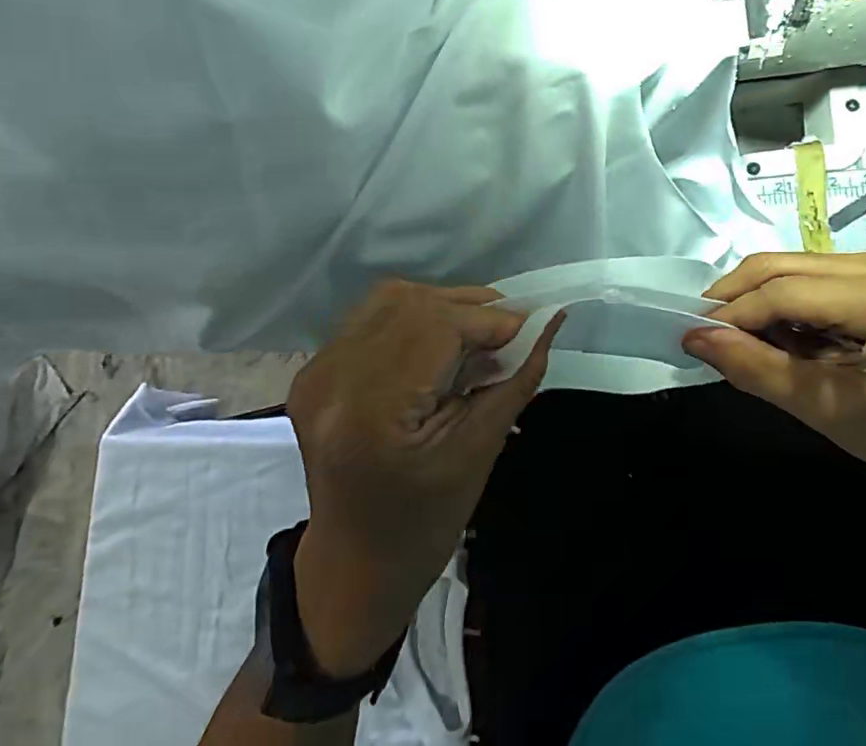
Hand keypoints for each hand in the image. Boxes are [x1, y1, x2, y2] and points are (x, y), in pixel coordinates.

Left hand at [285, 281, 561, 675]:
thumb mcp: (480, 452)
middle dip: (471, 310)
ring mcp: (317, 371)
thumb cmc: (423, 523)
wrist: (355, 563)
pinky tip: (440, 346)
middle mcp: (332, 379)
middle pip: (411, 305)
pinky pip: (374, 319)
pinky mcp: (315, 371)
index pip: (436, 328)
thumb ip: (516, 379)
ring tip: (479, 337)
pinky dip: (416, 320)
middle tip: (510, 335)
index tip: (533, 330)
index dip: (490, 320)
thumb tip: (550, 320)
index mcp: (369, 410)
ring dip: (444, 309)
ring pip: (391, 301)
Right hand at [681, 252, 865, 484]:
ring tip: (737, 337)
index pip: (789, 291)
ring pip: (791, 265)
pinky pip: (808, 274)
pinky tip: (773, 332)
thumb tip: (695, 337)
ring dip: (756, 298)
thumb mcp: (823, 408)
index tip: (693, 334)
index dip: (736, 312)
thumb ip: (756, 368)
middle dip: (738, 296)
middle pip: (786, 266)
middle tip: (703, 330)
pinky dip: (780, 300)